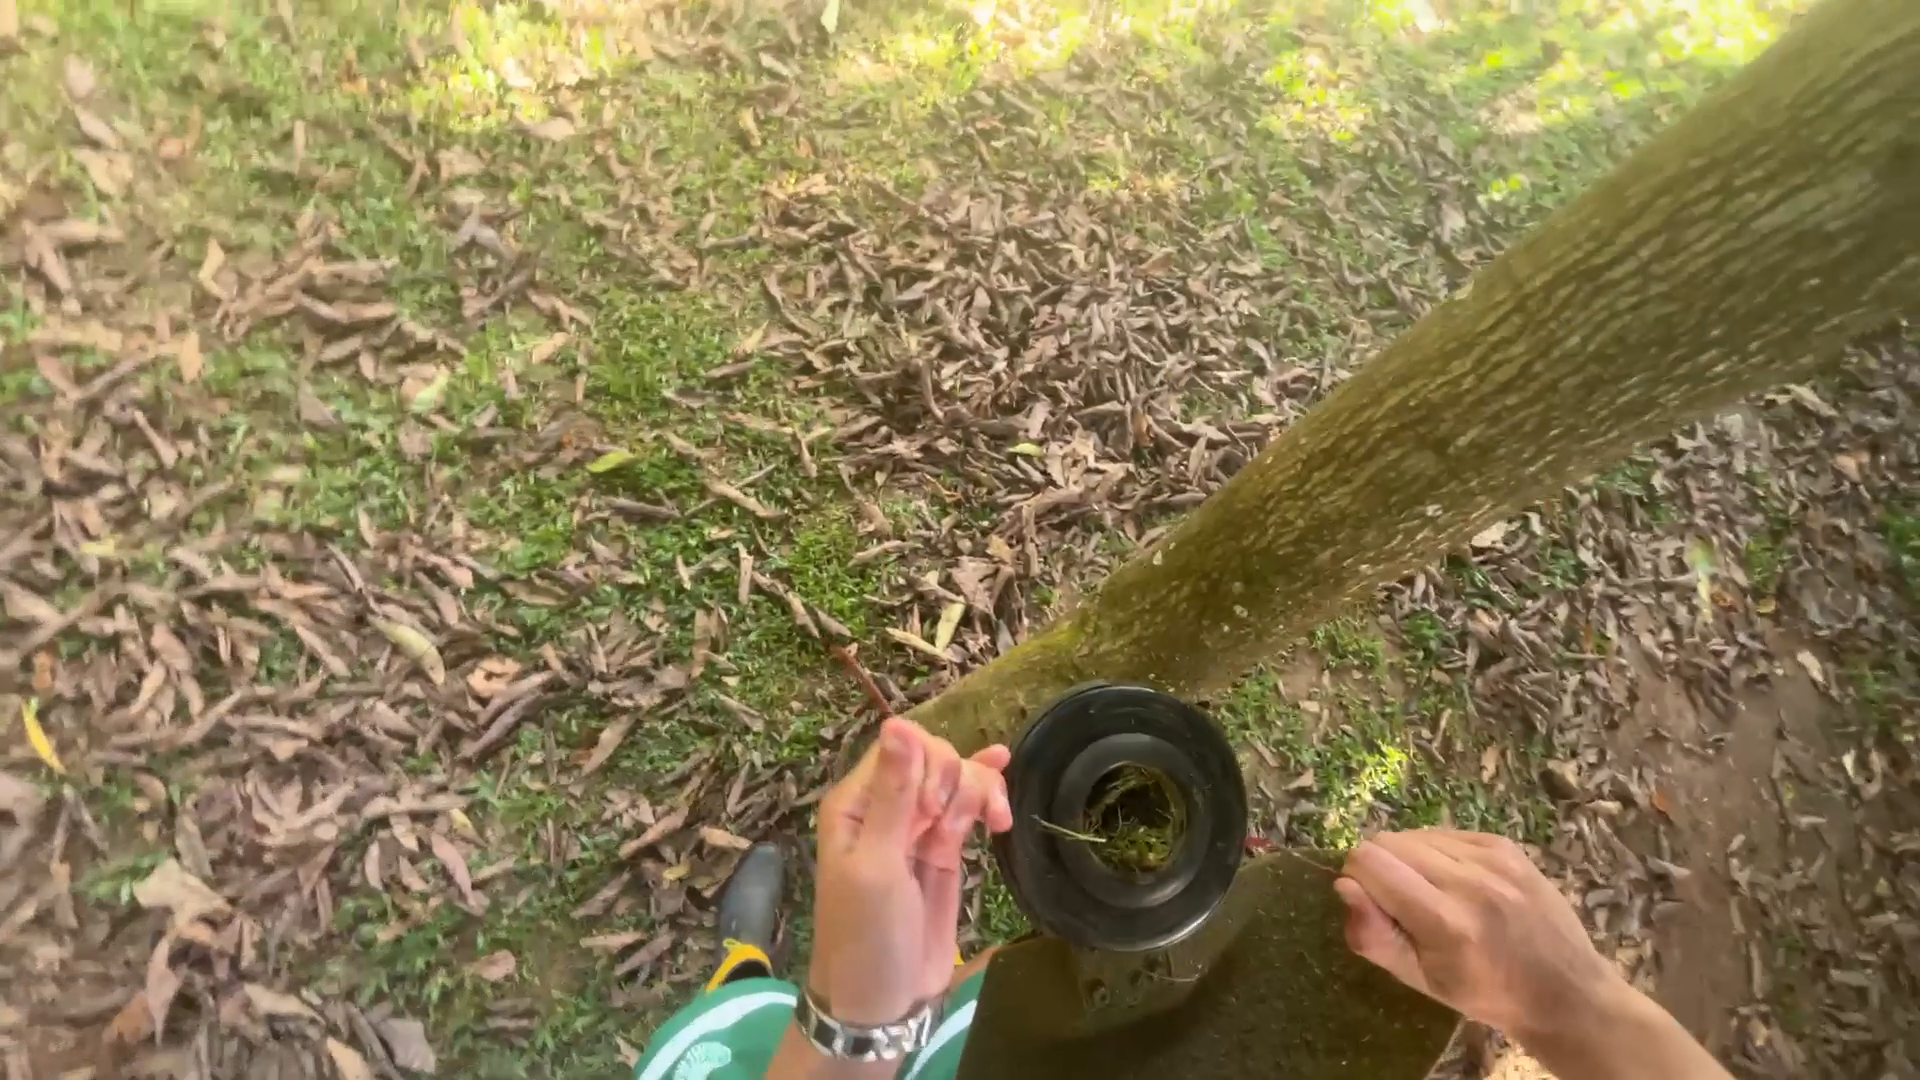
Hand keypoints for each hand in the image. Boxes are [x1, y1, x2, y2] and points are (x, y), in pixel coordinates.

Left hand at [809, 718, 1012, 1024]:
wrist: (882, 1004)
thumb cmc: (866, 935)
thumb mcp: (876, 865)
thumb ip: (893, 795)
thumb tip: (897, 722)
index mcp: (857, 802)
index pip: (901, 745)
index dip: (928, 764)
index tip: (934, 807)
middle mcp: (887, 805)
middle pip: (935, 758)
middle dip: (956, 780)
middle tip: (949, 828)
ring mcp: (918, 826)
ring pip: (957, 780)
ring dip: (980, 791)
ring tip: (995, 822)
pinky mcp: (944, 848)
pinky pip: (968, 806)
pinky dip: (988, 794)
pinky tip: (1004, 773)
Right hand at [1335, 829, 1625, 1041]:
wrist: (1571, 995)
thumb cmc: (1487, 993)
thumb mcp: (1422, 980)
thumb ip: (1373, 935)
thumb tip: (1343, 885)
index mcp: (1447, 921)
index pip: (1367, 861)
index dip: (1358, 879)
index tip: (1375, 905)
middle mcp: (1470, 882)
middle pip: (1384, 841)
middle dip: (1380, 867)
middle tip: (1401, 901)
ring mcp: (1493, 859)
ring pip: (1411, 834)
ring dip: (1408, 858)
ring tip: (1432, 891)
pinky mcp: (1504, 845)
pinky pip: (1442, 832)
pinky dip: (1436, 852)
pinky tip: (1456, 881)